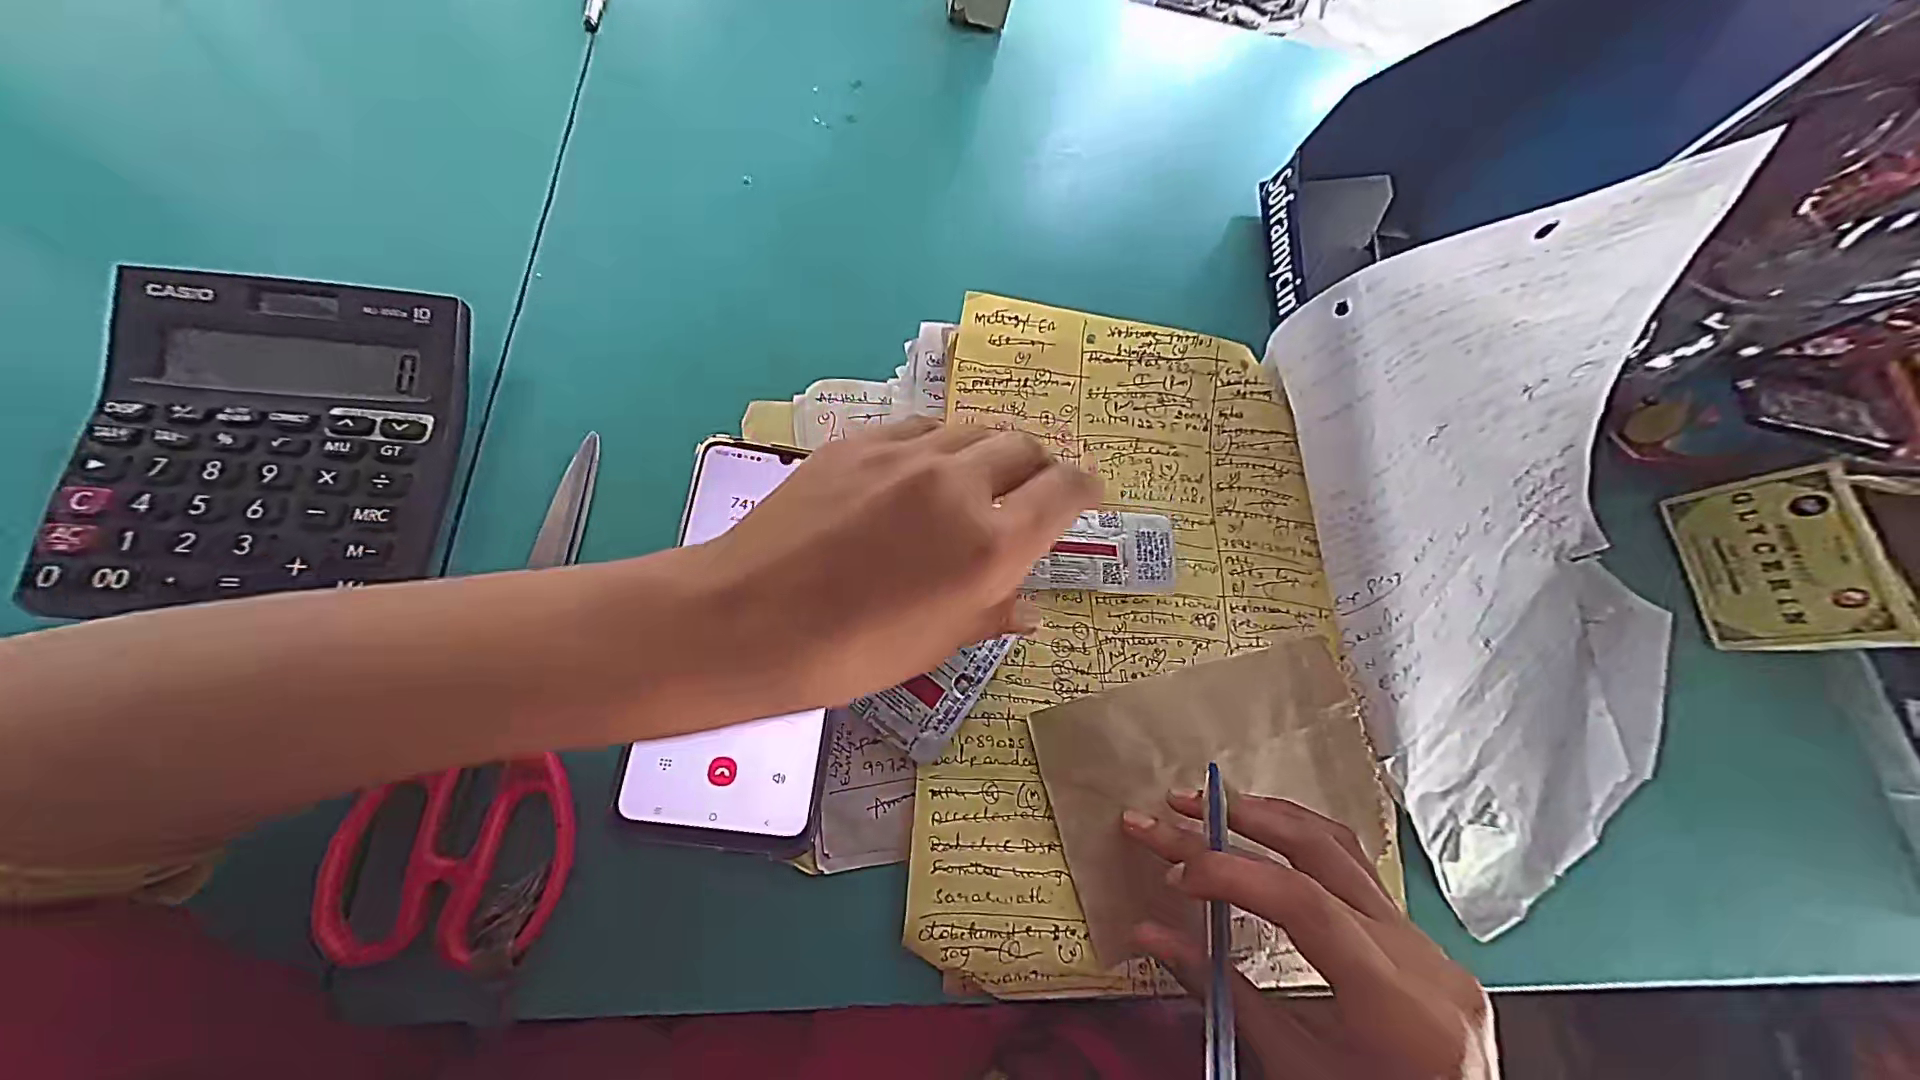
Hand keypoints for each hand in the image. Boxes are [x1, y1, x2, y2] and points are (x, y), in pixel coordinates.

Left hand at [696, 418, 1099, 706]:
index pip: (1067, 491)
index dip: (1086, 488)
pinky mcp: (860, 442)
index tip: (1086, 494)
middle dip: (1039, 468)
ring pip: (973, 430)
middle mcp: (959, 486)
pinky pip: (921, 428)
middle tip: (1027, 492)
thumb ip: (993, 613)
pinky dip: (938, 446)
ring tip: (974, 480)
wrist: (747, 618)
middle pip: (1026, 448)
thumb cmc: (850, 653)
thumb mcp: (936, 644)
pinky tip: (920, 472)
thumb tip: (1032, 609)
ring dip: (989, 453)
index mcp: (990, 546)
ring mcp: (906, 455)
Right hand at [1122, 792, 1495, 1079]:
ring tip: (1217, 805)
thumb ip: (1219, 990)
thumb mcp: (1290, 1064)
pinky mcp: (1420, 939)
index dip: (1232, 875)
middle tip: (1180, 806)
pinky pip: (1356, 868)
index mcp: (1393, 1001)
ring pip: (1343, 848)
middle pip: (1322, 853)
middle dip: (1243, 820)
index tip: (1176, 874)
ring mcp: (1427, 944)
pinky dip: (1302, 841)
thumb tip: (1148, 934)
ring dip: (1271, 817)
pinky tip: (1269, 830)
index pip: (1303, 903)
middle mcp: (1419, 958)